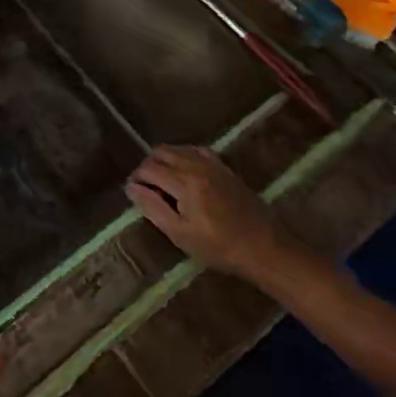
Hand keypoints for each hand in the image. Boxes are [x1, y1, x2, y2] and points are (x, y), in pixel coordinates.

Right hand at [125, 145, 308, 280]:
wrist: (265, 248)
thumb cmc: (218, 247)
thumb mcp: (180, 233)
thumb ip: (152, 207)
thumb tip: (131, 187)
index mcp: (184, 182)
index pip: (148, 169)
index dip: (136, 178)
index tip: (133, 191)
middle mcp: (196, 165)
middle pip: (160, 153)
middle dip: (148, 166)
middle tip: (146, 187)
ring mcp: (213, 164)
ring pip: (178, 149)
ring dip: (164, 159)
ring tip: (162, 180)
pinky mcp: (225, 168)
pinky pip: (197, 150)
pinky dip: (184, 155)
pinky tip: (184, 170)